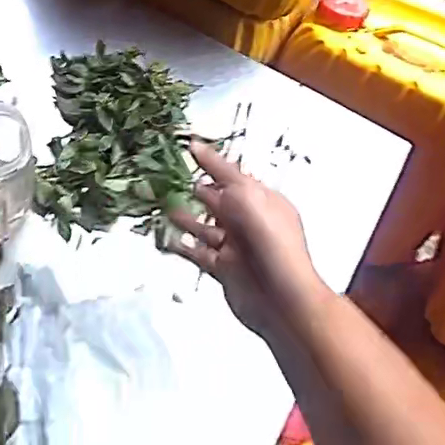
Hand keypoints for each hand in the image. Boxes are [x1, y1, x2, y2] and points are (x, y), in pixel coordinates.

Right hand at [167, 141, 329, 340]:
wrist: (282, 300)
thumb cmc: (269, 239)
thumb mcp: (244, 191)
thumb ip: (218, 168)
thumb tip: (196, 145)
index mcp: (261, 200)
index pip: (232, 176)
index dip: (210, 164)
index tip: (186, 150)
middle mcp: (249, 222)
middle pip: (217, 200)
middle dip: (195, 189)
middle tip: (168, 175)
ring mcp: (236, 246)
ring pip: (204, 226)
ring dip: (184, 216)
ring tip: (162, 202)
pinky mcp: (224, 269)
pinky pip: (198, 252)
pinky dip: (181, 244)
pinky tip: (165, 236)